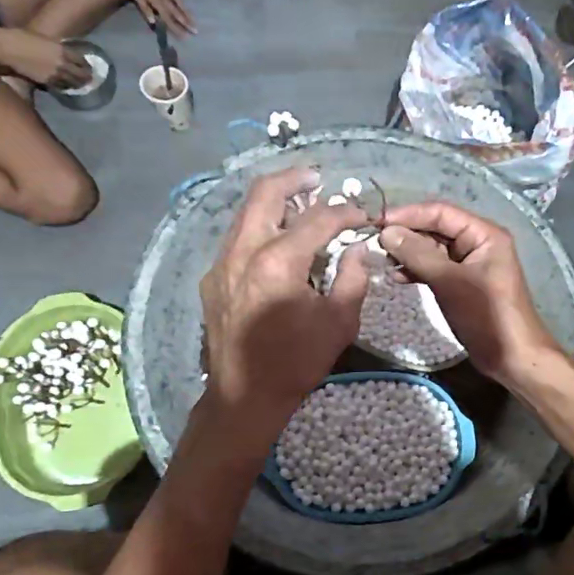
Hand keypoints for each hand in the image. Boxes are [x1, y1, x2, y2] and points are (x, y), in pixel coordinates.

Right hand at [0, 29, 92, 88]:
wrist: (7, 48)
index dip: (85, 65)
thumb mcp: (44, 39)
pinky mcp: (46, 81)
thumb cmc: (21, 37)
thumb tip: (62, 53)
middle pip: (80, 74)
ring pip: (72, 82)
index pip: (81, 60)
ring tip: (80, 86)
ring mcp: (55, 74)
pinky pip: (60, 86)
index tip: (88, 67)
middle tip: (89, 80)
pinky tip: (66, 87)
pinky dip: (65, 87)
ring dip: (77, 84)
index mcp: (62, 49)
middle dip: (86, 77)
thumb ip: (55, 48)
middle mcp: (62, 63)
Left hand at [199, 167, 368, 419]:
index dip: (345, 212)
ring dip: (274, 203)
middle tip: (318, 178)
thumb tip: (356, 249)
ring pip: (246, 213)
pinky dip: (259, 230)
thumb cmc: (297, 362)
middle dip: (295, 179)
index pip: (317, 219)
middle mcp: (243, 251)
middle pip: (265, 192)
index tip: (361, 216)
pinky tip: (277, 245)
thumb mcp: (339, 322)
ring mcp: (221, 264)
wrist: (245, 396)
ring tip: (299, 208)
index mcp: (278, 261)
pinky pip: (236, 240)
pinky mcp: (212, 279)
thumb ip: (352, 277)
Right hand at [379, 202, 559, 384]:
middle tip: (375, 242)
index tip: (377, 221)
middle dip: (407, 234)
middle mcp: (478, 243)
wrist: (512, 357)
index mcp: (484, 234)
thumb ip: (418, 254)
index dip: (408, 214)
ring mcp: (470, 265)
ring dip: (409, 253)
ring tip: (383, 261)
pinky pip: (436, 269)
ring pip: (433, 250)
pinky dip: (417, 271)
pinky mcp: (462, 284)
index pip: (441, 212)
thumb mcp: (449, 281)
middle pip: (436, 229)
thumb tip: (387, 232)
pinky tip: (398, 277)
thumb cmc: (486, 315)